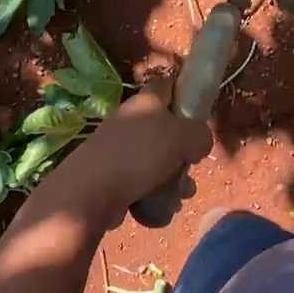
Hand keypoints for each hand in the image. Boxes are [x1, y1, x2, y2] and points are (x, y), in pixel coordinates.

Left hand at [45, 79, 212, 225]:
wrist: (92, 189)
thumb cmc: (141, 154)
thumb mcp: (184, 137)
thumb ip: (201, 135)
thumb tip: (198, 143)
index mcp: (147, 101)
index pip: (168, 85)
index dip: (185, 94)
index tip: (199, 115)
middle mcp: (131, 120)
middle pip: (166, 129)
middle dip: (184, 151)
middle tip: (191, 166)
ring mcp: (120, 147)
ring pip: (157, 159)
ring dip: (173, 178)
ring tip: (181, 195)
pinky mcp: (112, 173)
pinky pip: (142, 181)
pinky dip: (155, 194)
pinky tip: (163, 207)